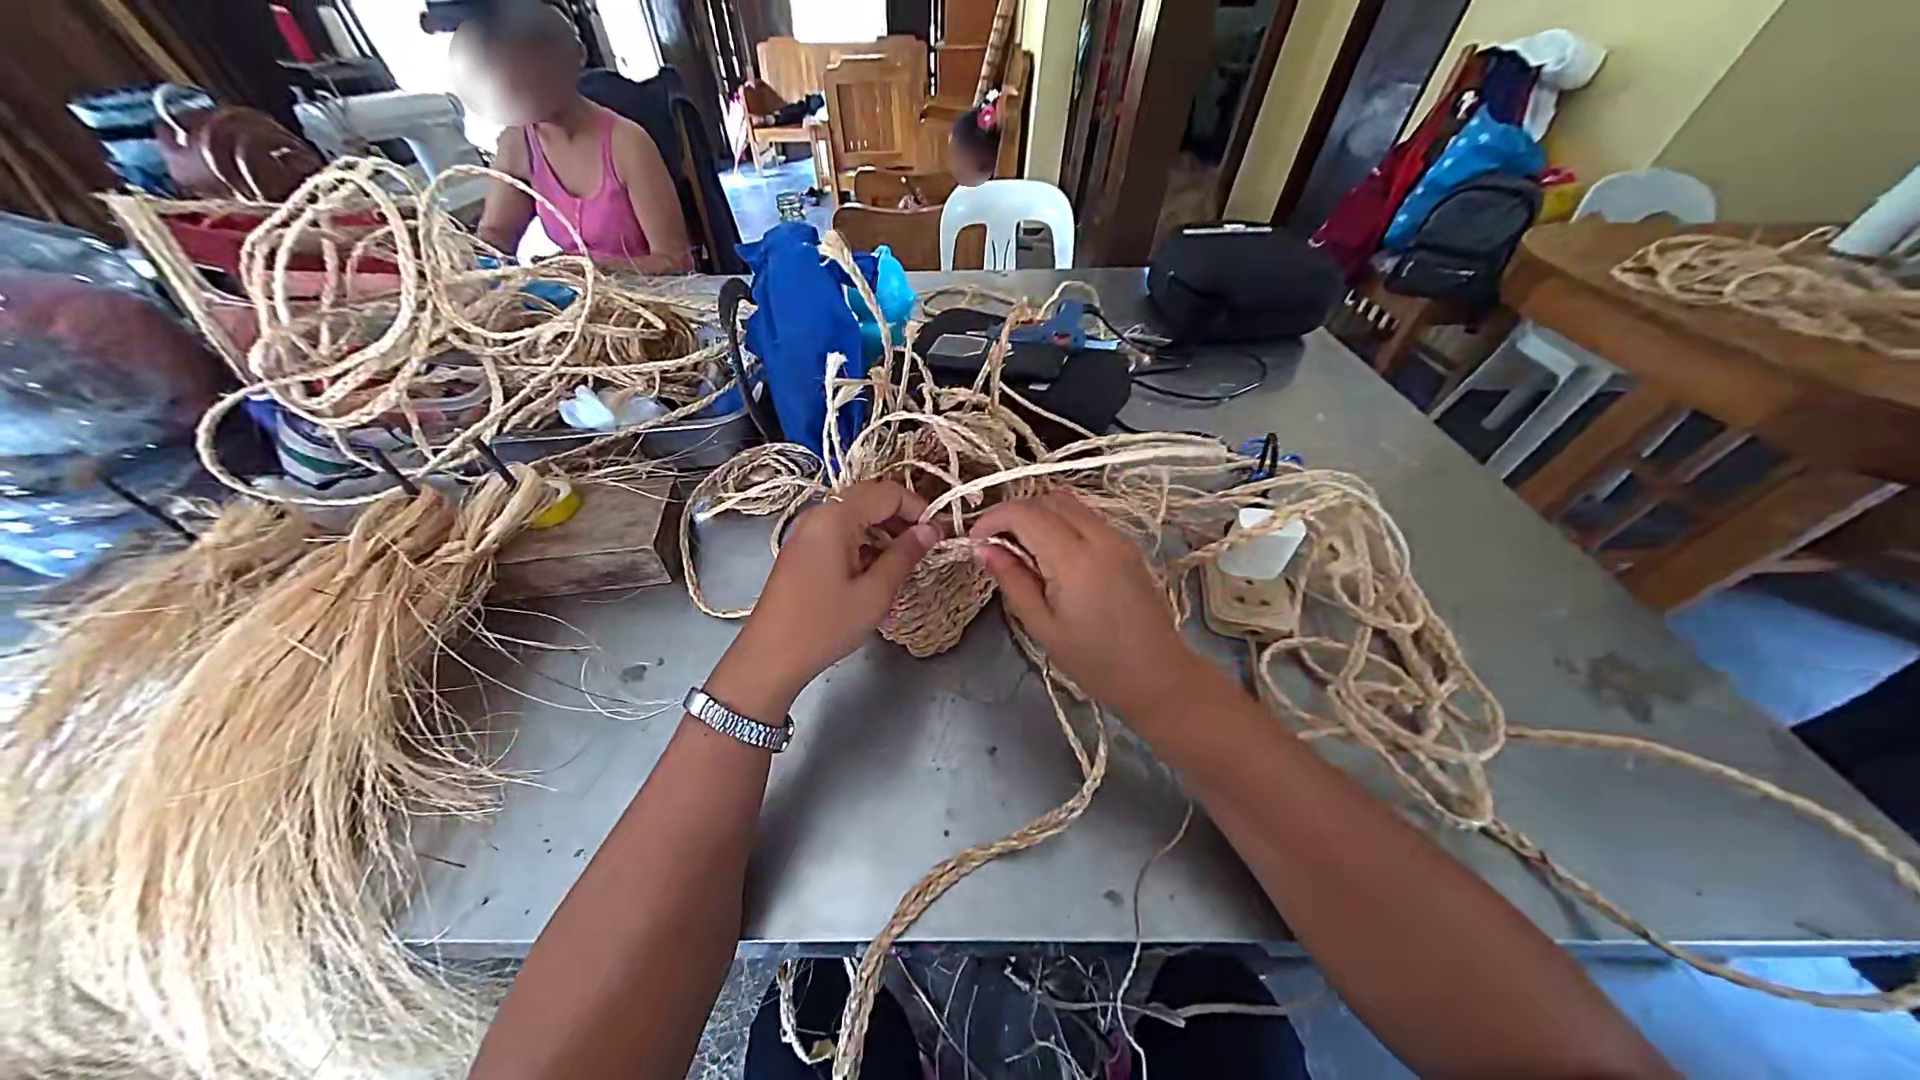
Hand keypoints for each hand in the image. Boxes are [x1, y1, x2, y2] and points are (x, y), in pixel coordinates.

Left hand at [707, 481, 939, 721]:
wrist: (770, 656)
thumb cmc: (824, 626)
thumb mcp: (874, 593)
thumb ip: (905, 555)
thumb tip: (931, 529)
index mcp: (835, 517)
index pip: (888, 492)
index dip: (919, 508)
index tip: (938, 532)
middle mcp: (818, 515)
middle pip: (870, 499)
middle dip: (902, 518)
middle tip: (924, 547)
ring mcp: (806, 532)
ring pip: (856, 517)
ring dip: (883, 533)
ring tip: (903, 565)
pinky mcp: (802, 549)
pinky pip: (840, 533)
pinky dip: (863, 544)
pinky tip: (876, 573)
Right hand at [970, 491, 1219, 718]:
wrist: (1157, 675)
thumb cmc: (1095, 661)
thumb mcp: (1043, 626)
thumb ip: (1012, 580)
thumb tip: (984, 549)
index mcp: (1075, 559)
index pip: (1025, 513)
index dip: (993, 519)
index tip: (975, 541)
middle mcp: (1099, 537)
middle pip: (1047, 498)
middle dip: (1014, 513)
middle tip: (995, 545)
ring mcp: (1118, 537)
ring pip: (1068, 502)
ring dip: (1038, 514)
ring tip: (1021, 549)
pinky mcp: (1127, 545)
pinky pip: (1086, 517)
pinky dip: (1060, 522)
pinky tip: (1051, 554)